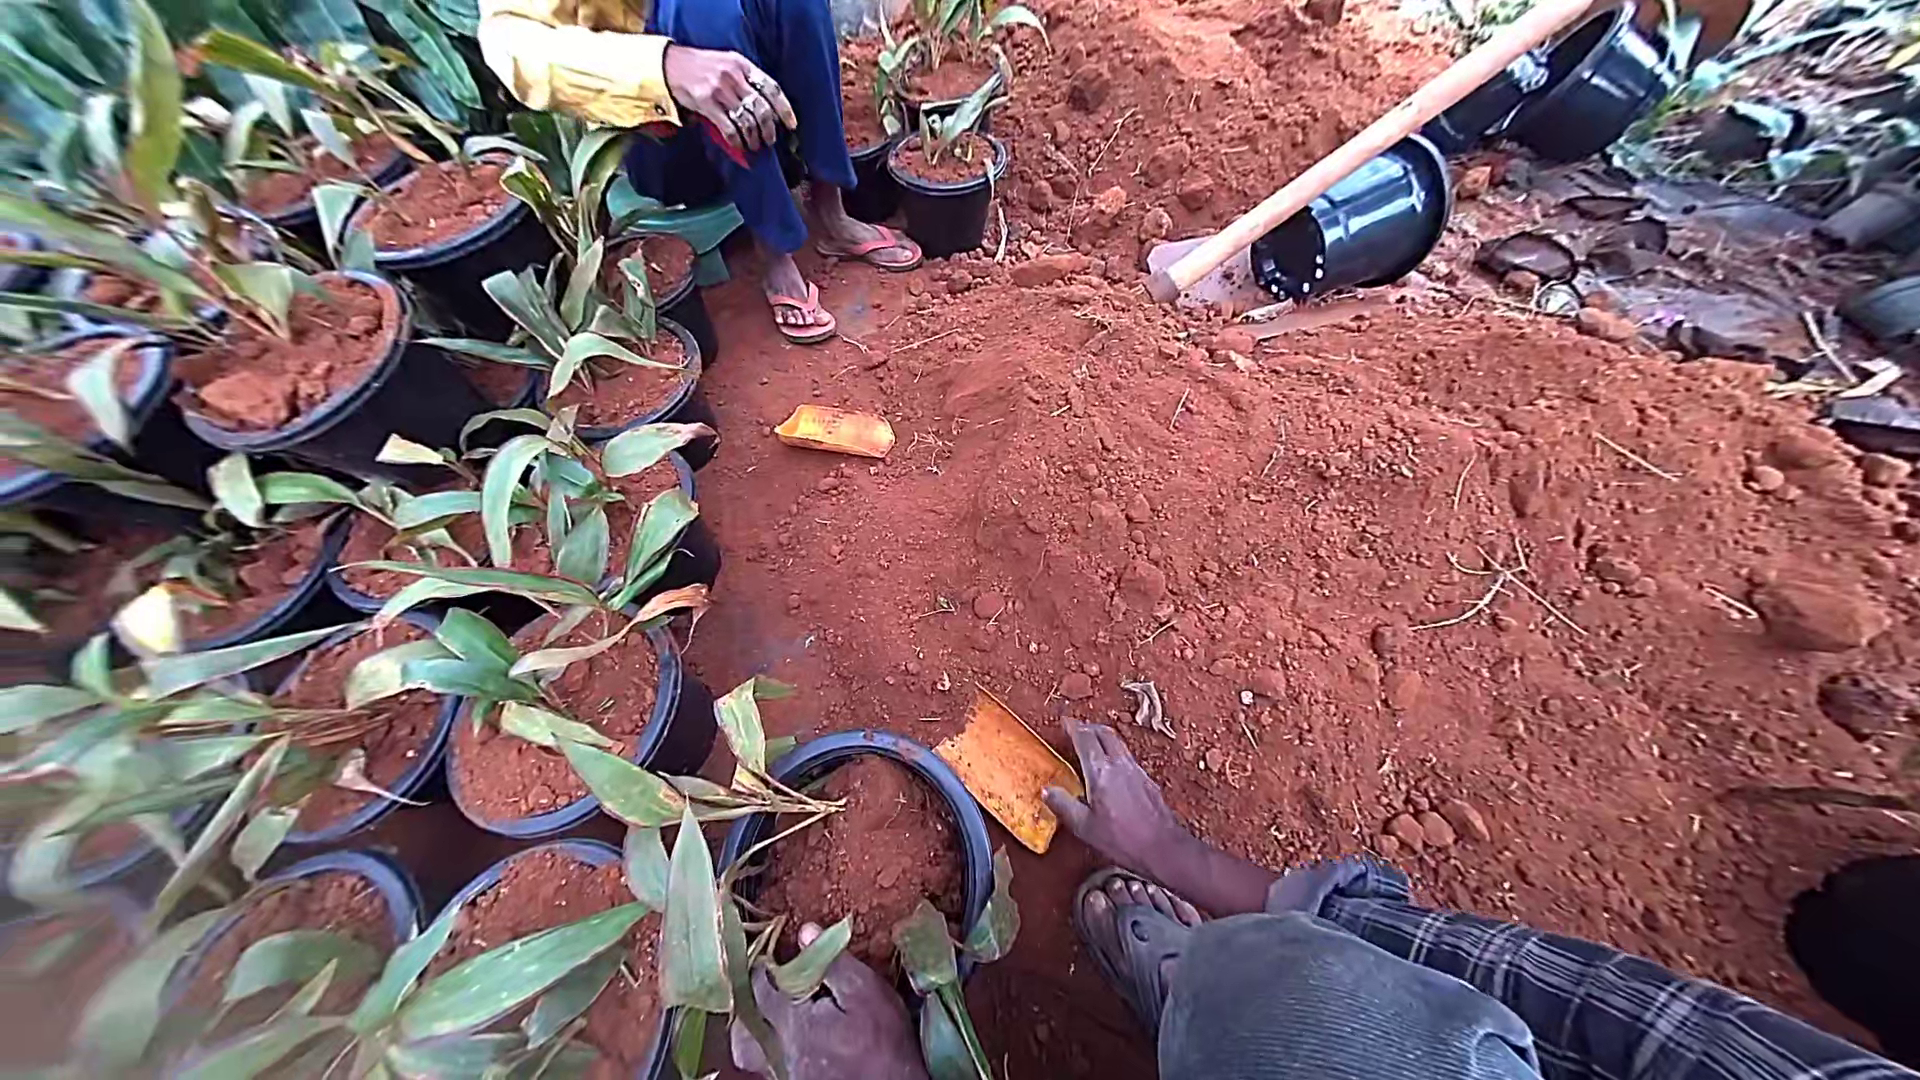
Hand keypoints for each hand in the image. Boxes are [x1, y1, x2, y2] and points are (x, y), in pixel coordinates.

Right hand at [662, 44, 797, 154]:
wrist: (670, 65)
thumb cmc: (703, 69)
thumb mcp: (728, 65)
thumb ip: (747, 83)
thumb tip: (769, 113)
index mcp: (742, 64)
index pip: (772, 88)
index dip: (785, 109)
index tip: (791, 125)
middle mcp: (733, 75)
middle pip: (762, 110)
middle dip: (769, 130)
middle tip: (769, 141)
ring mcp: (720, 89)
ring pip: (748, 122)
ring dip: (754, 139)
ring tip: (754, 145)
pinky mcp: (707, 103)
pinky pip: (730, 129)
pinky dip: (738, 142)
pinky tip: (740, 146)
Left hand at [731, 923, 929, 1079]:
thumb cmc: (883, 1040)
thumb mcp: (865, 990)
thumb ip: (833, 961)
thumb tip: (805, 931)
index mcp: (795, 1026)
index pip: (762, 990)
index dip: (763, 966)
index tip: (770, 951)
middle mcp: (781, 1056)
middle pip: (744, 1031)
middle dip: (749, 1002)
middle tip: (764, 980)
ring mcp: (787, 1077)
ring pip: (752, 1053)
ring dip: (756, 1026)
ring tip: (772, 1006)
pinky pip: (768, 1066)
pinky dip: (770, 1046)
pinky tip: (791, 1035)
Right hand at [1043, 719, 1194, 880]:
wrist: (1164, 848)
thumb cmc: (1123, 839)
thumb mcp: (1085, 827)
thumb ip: (1064, 805)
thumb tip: (1047, 791)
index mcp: (1100, 771)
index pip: (1084, 738)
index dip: (1073, 727)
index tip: (1064, 722)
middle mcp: (1118, 764)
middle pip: (1103, 733)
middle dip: (1087, 727)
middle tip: (1076, 729)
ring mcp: (1135, 770)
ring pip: (1117, 742)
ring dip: (1102, 736)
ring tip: (1091, 742)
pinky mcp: (1146, 779)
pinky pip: (1126, 755)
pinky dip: (1114, 750)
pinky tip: (1111, 765)